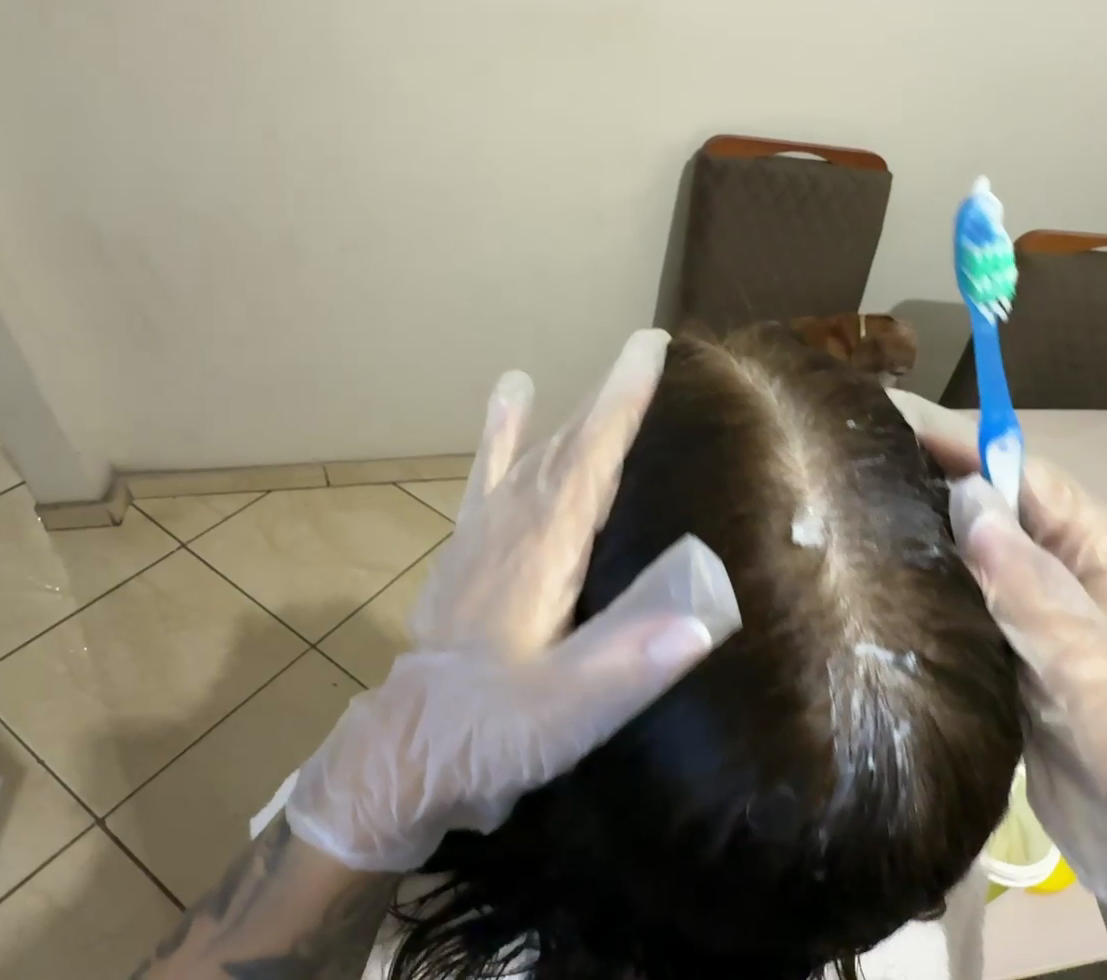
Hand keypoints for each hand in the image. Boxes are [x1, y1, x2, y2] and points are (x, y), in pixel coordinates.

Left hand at [288, 331, 738, 871]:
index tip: (650, 346)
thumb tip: (704, 615)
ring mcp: (480, 542)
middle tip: (643, 353)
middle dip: (604, 401)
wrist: (403, 760)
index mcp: (540, 553)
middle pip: (561, 449)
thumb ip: (625, 665)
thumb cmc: (488, 736)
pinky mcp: (465, 561)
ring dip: (559, 421)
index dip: (621, 402)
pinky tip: (506, 404)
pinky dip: (497, 444)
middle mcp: (508, 531)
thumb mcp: (562, 715)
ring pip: (526, 462)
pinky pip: (485, 486)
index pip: (588, 460)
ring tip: (578, 381)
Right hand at [889, 391, 1106, 921]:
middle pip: (987, 496)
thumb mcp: (1086, 661)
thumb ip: (1028, 583)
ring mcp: (1025, 598)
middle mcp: (1058, 560)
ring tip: (849, 501)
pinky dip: (917, 566)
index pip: (1019, 471)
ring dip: (917, 517)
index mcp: (1094, 547)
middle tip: (852, 457)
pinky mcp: (997, 633)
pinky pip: (952, 584)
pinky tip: (872, 566)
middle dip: (930, 470)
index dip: (960, 441)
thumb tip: (965, 498)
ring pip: (965, 539)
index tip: (892, 420)